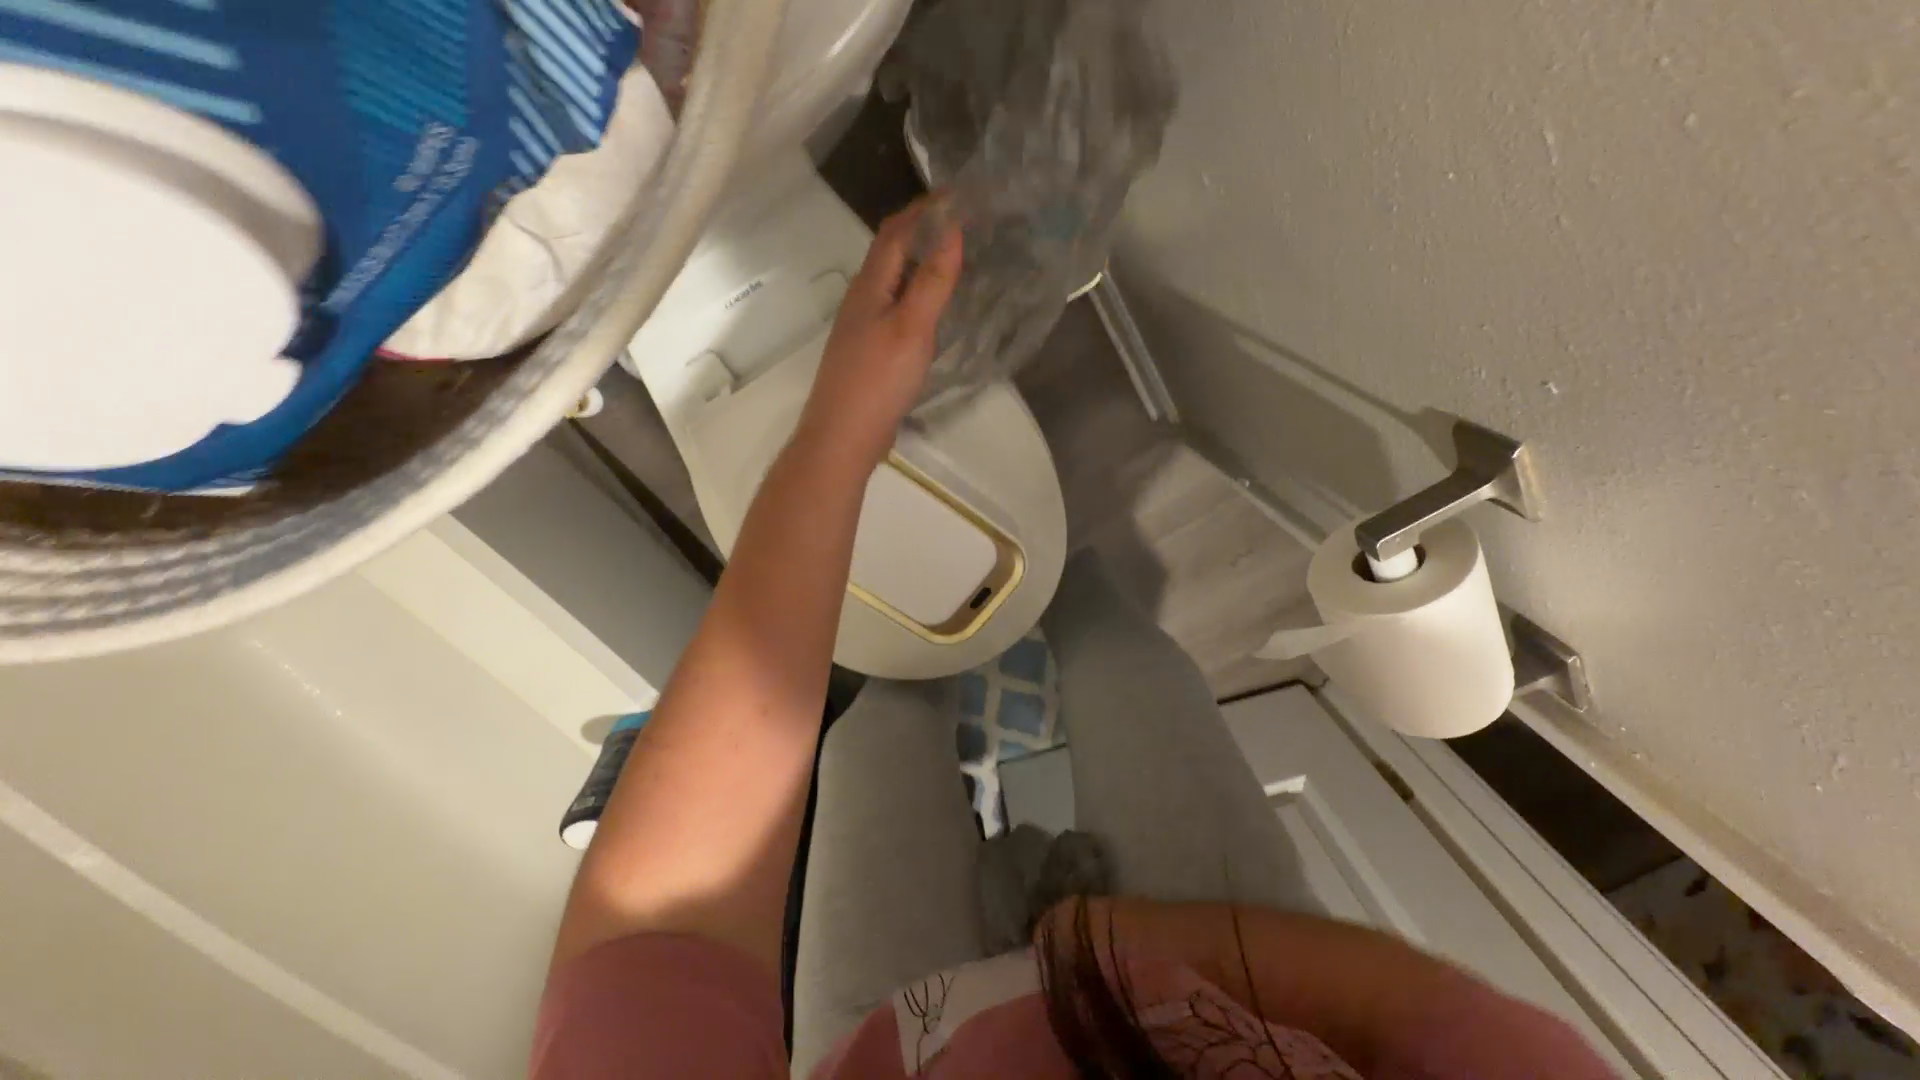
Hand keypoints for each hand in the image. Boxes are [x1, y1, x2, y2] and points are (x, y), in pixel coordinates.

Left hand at [795, 197, 963, 466]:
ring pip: (892, 281)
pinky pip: (895, 307)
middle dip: (922, 230)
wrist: (843, 436)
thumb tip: (951, 230)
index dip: (924, 208)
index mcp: (869, 286)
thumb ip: (932, 280)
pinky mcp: (869, 351)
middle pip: (890, 252)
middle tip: (962, 222)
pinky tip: (933, 310)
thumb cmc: (878, 380)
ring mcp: (862, 326)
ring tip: (953, 257)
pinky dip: (916, 294)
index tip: (958, 194)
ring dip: (919, 262)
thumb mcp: (912, 327)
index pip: (895, 231)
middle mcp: (861, 299)